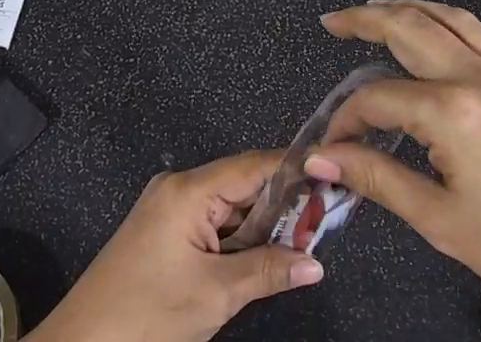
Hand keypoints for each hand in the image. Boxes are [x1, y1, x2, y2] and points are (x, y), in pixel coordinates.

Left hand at [27, 151, 323, 341]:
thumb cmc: (148, 313)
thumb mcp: (215, 294)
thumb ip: (268, 271)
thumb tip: (316, 263)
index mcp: (189, 191)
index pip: (252, 166)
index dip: (293, 169)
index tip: (332, 173)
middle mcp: (179, 188)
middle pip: (242, 184)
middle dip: (283, 204)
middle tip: (327, 219)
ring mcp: (170, 209)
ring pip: (230, 206)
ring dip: (263, 225)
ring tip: (306, 239)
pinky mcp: (165, 231)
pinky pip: (213, 222)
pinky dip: (240, 237)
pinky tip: (267, 253)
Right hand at [309, 0, 480, 341]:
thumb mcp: (443, 221)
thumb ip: (377, 179)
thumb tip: (321, 159)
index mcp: (450, 109)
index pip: (377, 98)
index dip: (346, 120)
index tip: (330, 148)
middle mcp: (477, 76)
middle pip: (410, 25)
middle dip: (365, 18)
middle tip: (332, 21)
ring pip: (449, 18)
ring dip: (407, 8)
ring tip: (376, 11)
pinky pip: (479, 35)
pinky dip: (446, 22)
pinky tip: (438, 36)